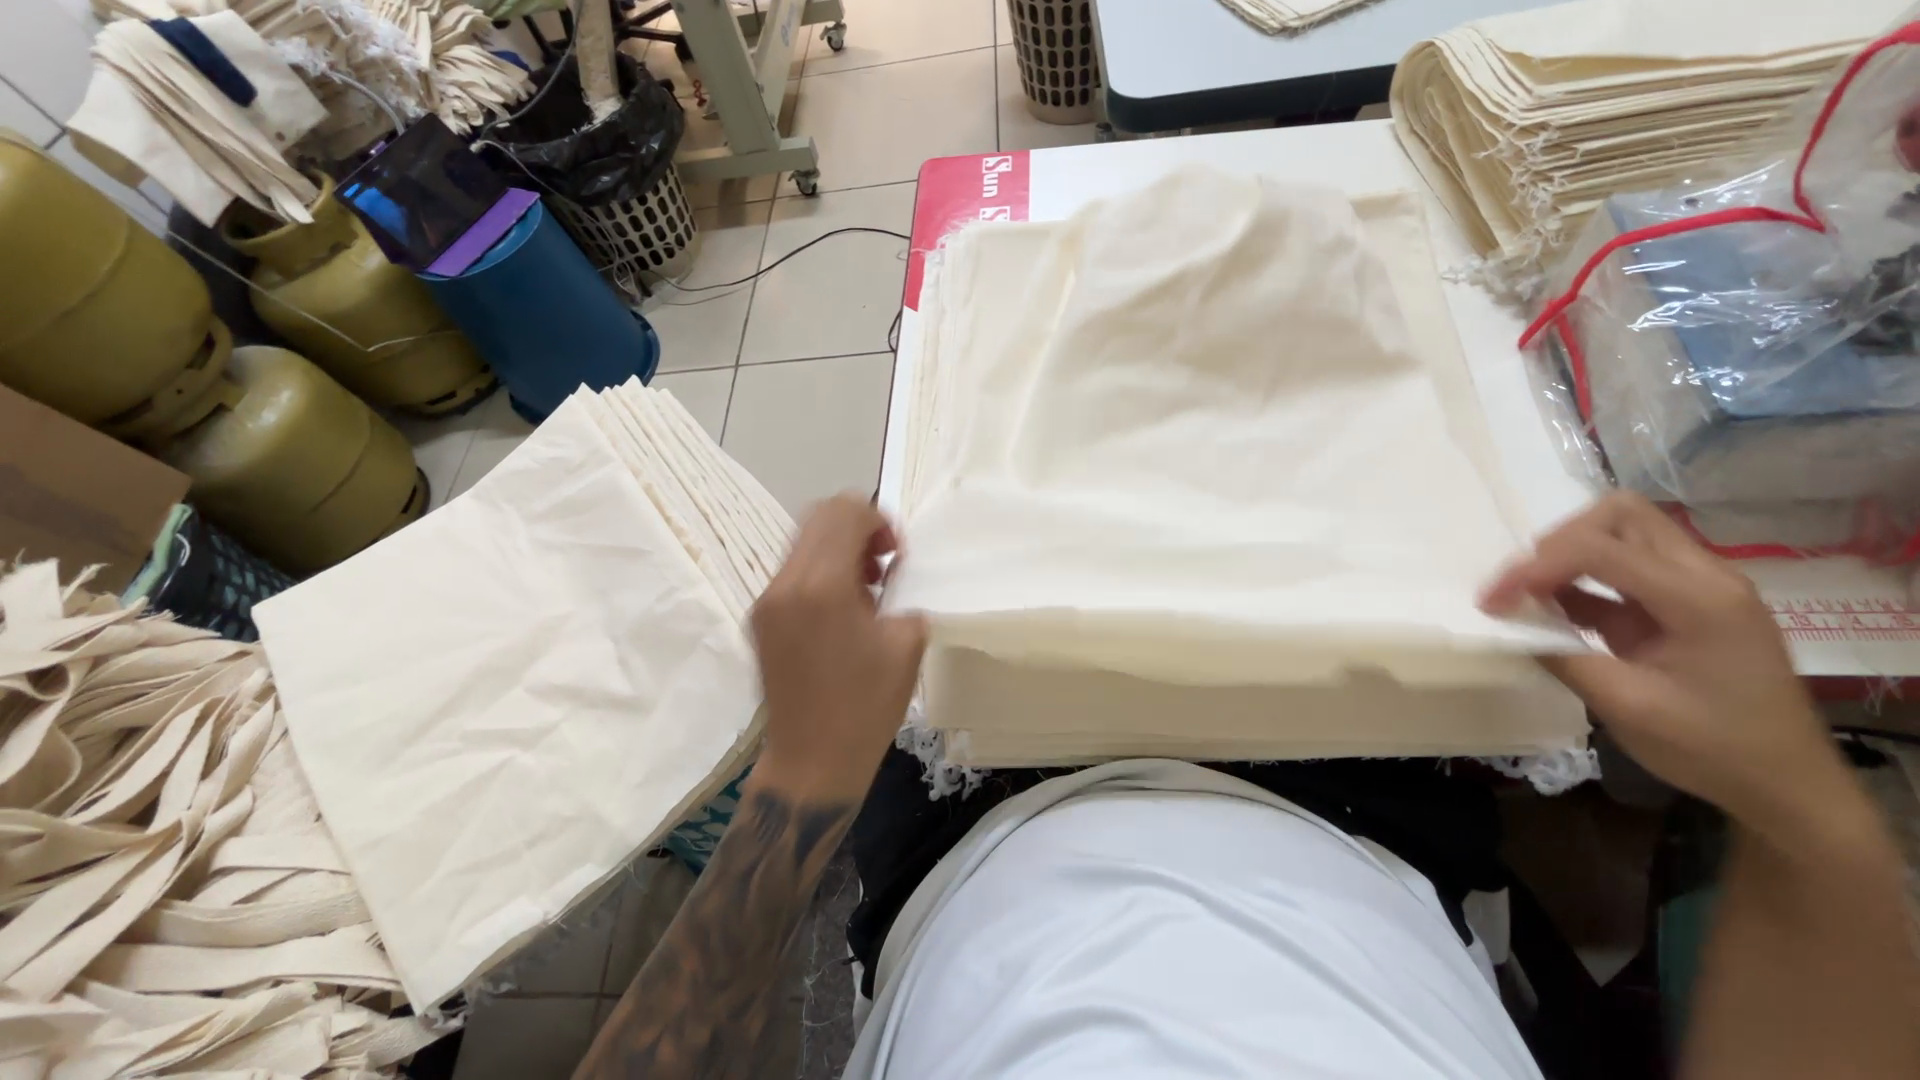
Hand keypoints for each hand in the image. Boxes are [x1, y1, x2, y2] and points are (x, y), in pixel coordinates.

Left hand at [749, 495, 927, 799]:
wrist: (812, 760)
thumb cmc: (866, 705)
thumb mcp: (905, 644)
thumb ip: (899, 596)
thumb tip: (884, 579)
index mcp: (822, 585)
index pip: (844, 512)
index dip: (878, 521)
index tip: (896, 555)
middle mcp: (785, 583)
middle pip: (818, 517)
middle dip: (858, 527)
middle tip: (883, 563)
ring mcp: (766, 600)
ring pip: (802, 542)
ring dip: (837, 549)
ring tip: (865, 589)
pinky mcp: (760, 619)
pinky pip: (792, 573)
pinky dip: (820, 572)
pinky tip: (842, 610)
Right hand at [1480, 493, 1847, 831]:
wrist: (1785, 784)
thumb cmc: (1711, 748)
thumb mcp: (1625, 706)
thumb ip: (1563, 656)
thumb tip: (1510, 625)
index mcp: (1700, 599)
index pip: (1600, 549)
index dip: (1536, 566)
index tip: (1493, 601)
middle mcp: (1706, 576)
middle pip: (1620, 516)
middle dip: (1556, 543)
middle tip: (1521, 587)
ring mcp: (1700, 586)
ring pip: (1622, 532)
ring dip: (1568, 555)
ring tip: (1532, 596)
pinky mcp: (1687, 602)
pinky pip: (1627, 567)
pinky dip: (1583, 579)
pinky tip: (1556, 611)